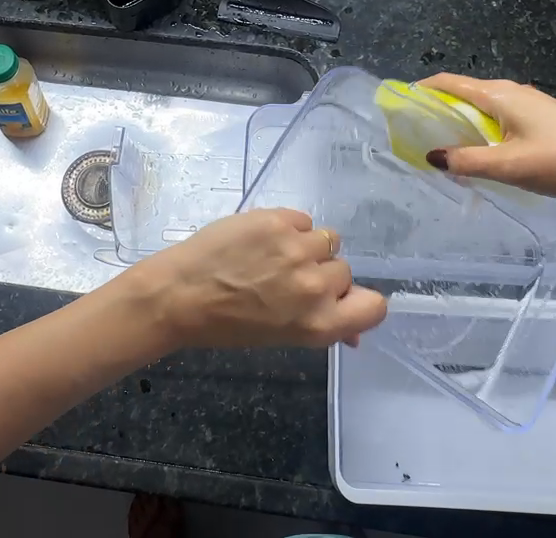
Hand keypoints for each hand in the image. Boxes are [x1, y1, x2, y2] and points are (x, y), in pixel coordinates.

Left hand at [119, 209, 386, 349]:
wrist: (181, 294)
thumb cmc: (227, 324)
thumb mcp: (282, 336)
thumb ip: (323, 326)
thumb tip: (352, 330)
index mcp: (320, 324)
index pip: (374, 307)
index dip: (360, 300)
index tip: (342, 297)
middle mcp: (316, 286)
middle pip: (344, 269)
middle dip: (321, 272)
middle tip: (287, 279)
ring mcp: (298, 248)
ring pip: (326, 239)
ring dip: (306, 246)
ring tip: (274, 254)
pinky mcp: (278, 219)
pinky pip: (302, 219)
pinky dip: (288, 227)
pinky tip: (262, 238)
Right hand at [417, 73, 555, 215]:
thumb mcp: (510, 166)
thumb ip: (467, 161)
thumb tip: (430, 156)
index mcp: (500, 94)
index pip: (448, 83)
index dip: (419, 91)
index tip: (395, 105)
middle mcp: (511, 94)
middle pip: (462, 96)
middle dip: (435, 112)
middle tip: (411, 136)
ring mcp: (528, 109)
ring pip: (481, 113)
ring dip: (459, 127)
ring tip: (438, 150)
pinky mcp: (540, 126)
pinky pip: (498, 126)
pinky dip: (480, 137)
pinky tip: (477, 160)